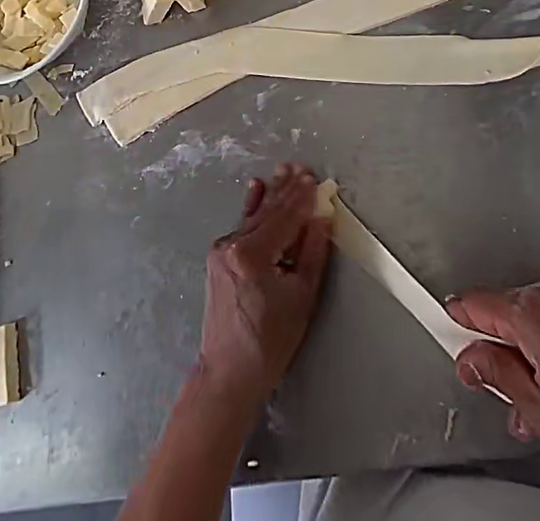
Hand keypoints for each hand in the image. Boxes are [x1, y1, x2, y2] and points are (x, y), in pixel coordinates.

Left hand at [196, 163, 330, 402]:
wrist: (229, 372)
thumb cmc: (271, 341)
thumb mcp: (302, 296)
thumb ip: (312, 252)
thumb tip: (321, 218)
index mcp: (253, 254)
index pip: (285, 218)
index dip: (302, 198)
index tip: (316, 179)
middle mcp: (232, 245)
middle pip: (268, 212)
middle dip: (287, 189)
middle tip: (302, 167)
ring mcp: (221, 250)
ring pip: (255, 216)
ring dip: (273, 194)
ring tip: (285, 169)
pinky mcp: (218, 258)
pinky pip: (241, 227)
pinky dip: (252, 207)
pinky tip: (256, 187)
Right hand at [447, 277, 539, 508]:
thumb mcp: (539, 409)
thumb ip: (495, 371)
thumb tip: (474, 359)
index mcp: (533, 311)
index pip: (473, 302)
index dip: (453, 321)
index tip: (438, 324)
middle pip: (505, 310)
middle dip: (496, 346)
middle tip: (500, 391)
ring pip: (536, 319)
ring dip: (528, 352)